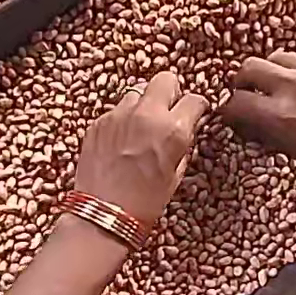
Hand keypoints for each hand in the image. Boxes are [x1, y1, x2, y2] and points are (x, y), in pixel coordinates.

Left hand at [73, 70, 207, 224]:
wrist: (103, 215)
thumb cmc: (144, 203)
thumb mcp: (175, 175)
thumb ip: (182, 145)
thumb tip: (185, 130)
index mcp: (173, 130)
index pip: (195, 99)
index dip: (197, 107)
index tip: (195, 112)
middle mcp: (146, 115)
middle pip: (165, 79)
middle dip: (170, 92)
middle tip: (168, 111)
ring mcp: (119, 116)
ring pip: (137, 92)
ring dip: (143, 105)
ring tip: (141, 128)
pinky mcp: (98, 122)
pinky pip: (116, 111)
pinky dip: (122, 121)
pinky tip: (121, 142)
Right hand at [219, 53, 295, 179]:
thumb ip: (270, 131)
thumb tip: (251, 121)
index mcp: (281, 115)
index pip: (236, 102)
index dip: (229, 108)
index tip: (232, 112)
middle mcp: (295, 87)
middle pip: (250, 67)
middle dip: (243, 80)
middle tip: (247, 91)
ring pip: (278, 57)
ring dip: (272, 71)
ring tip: (278, 85)